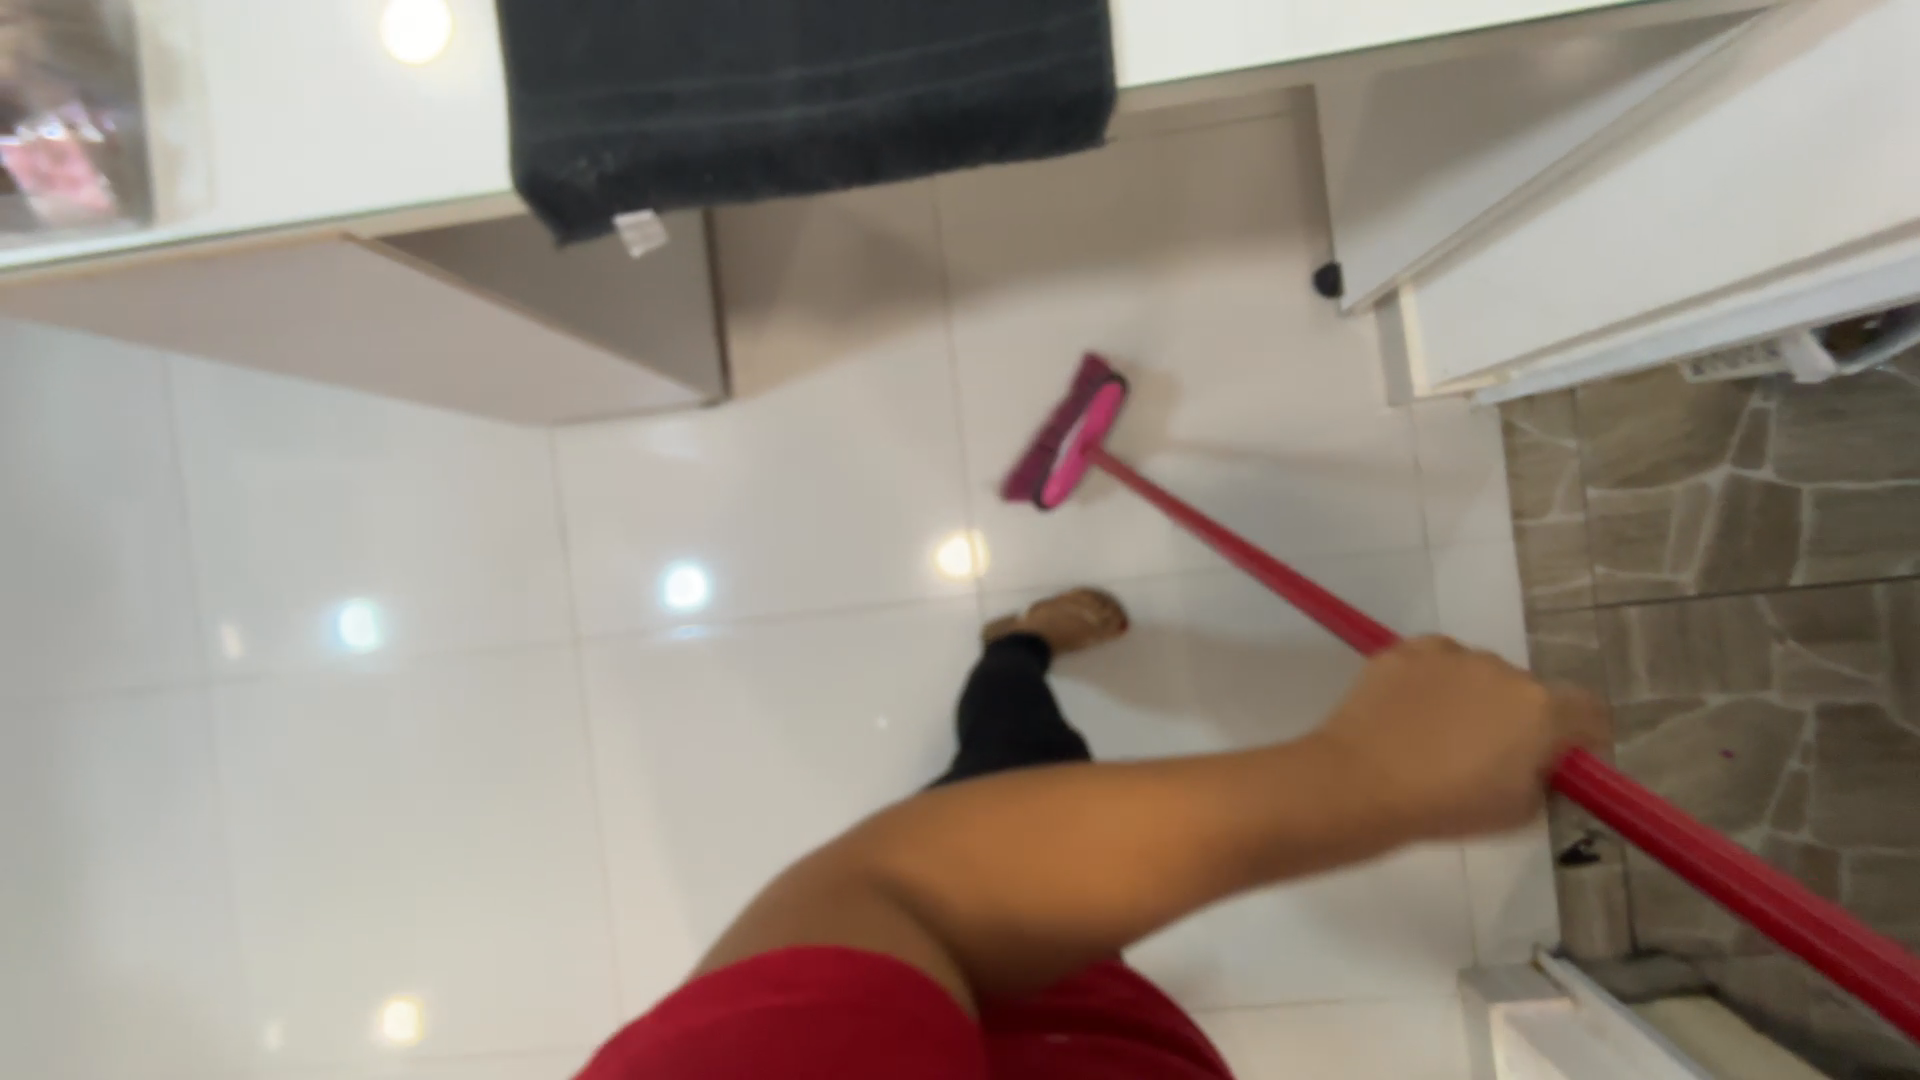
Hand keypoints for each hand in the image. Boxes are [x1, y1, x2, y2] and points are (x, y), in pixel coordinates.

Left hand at [1312, 636, 1607, 841]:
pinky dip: (1428, 676)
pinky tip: (1409, 707)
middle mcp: (1498, 668)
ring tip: (1436, 728)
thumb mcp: (1523, 809)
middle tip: (1485, 749)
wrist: (1361, 780)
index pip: (1587, 710)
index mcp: (1541, 707)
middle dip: (1516, 715)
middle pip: (1525, 689)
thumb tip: (1538, 760)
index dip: (1578, 735)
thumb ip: (1544, 775)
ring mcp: (1445, 654)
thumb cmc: (1447, 803)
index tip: (1558, 758)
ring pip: (1475, 670)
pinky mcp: (1400, 651)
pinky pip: (1430, 659)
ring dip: (1470, 691)